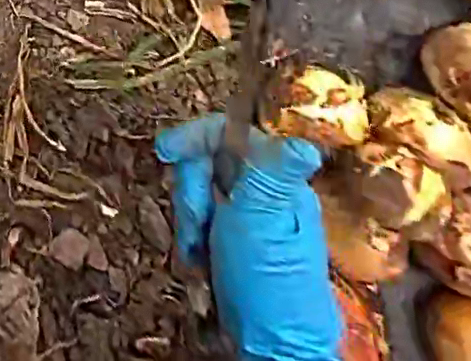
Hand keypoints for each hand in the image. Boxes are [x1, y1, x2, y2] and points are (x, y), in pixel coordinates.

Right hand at [155, 115, 342, 360]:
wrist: (272, 348)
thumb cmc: (267, 280)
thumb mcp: (264, 221)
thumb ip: (274, 172)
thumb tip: (307, 143)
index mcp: (276, 177)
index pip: (227, 132)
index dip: (193, 135)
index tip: (163, 151)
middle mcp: (263, 188)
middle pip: (207, 158)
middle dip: (191, 188)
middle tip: (194, 224)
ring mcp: (246, 212)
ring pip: (198, 187)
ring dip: (189, 215)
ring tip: (195, 250)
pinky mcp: (231, 235)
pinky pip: (199, 215)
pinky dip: (191, 234)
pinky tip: (196, 258)